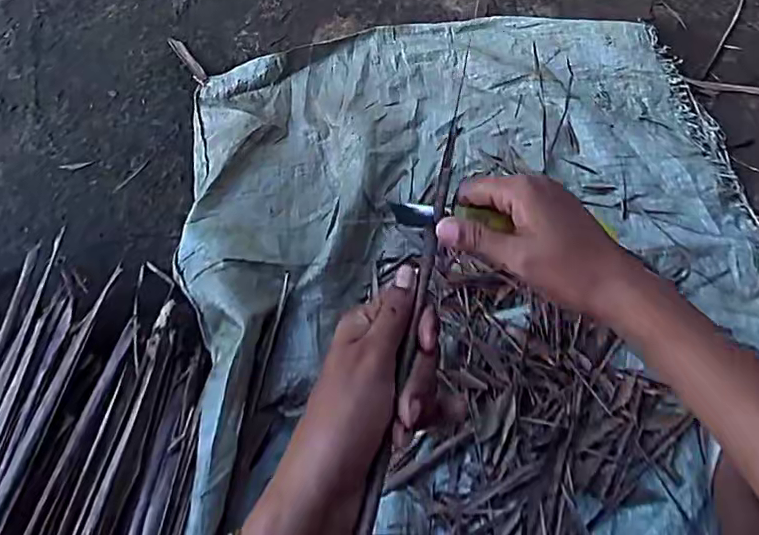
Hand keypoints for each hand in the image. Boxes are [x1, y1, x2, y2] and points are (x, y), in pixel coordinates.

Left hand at [243, 264, 441, 534]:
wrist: (327, 489)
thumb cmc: (343, 417)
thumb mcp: (371, 357)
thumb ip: (395, 313)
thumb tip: (408, 269)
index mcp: (364, 326)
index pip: (409, 304)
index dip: (423, 324)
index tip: (425, 343)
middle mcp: (375, 349)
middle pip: (421, 343)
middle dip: (420, 374)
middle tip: (403, 401)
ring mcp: (385, 383)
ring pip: (425, 375)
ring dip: (422, 401)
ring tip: (401, 426)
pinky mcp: (394, 414)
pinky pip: (426, 403)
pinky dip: (430, 416)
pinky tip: (430, 426)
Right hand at [434, 172, 643, 318]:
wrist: (619, 287)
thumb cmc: (566, 272)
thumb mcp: (516, 258)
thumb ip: (475, 239)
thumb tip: (439, 226)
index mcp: (521, 188)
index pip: (472, 189)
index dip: (459, 213)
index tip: (458, 242)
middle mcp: (535, 182)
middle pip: (490, 195)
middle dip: (481, 222)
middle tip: (487, 256)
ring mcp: (551, 193)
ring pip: (508, 205)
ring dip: (500, 228)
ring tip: (510, 258)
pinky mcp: (562, 208)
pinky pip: (527, 210)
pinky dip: (519, 228)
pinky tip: (529, 253)